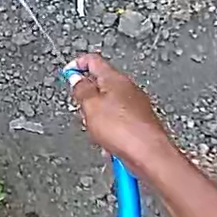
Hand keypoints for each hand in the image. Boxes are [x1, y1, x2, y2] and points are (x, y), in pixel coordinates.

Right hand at [66, 54, 176, 174]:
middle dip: (88, 98)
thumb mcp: (90, 105)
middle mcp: (128, 88)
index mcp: (115, 78)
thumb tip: (76, 78)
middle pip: (101, 85)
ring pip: (109, 106)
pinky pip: (119, 122)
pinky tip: (110, 143)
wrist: (149, 155)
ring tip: (98, 131)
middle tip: (82, 109)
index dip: (77, 65)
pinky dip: (110, 131)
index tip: (67, 73)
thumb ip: (81, 89)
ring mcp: (136, 106)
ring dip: (98, 117)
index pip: (93, 61)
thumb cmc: (124, 129)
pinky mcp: (140, 123)